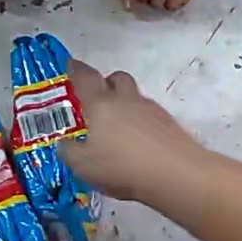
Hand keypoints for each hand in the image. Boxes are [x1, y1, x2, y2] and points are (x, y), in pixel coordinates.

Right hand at [59, 60, 205, 201]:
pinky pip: (149, 117)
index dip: (76, 70)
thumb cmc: (122, 166)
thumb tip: (65, 144)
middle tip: (97, 99)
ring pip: (135, 98)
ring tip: (116, 130)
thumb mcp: (82, 165)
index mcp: (101, 104)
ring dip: (124, 105)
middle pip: (117, 78)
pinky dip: (140, 124)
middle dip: (106, 83)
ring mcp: (152, 110)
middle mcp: (127, 100)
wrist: (176, 174)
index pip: (86, 77)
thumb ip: (69, 152)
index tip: (71, 66)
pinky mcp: (170, 125)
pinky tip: (136, 145)